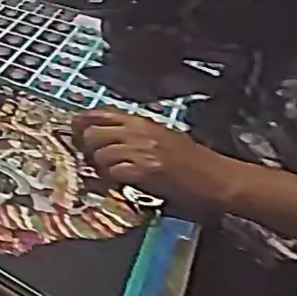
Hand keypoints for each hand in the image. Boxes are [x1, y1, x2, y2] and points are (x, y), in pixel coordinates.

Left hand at [71, 109, 245, 212]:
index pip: (97, 113)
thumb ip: (128, 131)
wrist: (221, 179)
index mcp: (140, 121)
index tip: (75, 135)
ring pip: (99, 154)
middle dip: (87, 149)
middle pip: (91, 134)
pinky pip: (113, 171)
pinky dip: (112, 179)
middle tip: (93, 161)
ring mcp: (142, 150)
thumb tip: (94, 132)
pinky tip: (123, 182)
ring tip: (113, 173)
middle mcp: (138, 132)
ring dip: (101, 167)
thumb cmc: (190, 159)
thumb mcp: (158, 135)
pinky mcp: (146, 170)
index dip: (80, 124)